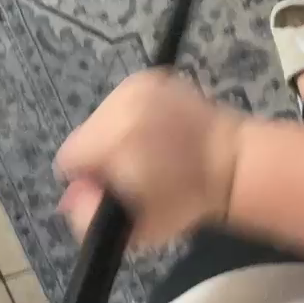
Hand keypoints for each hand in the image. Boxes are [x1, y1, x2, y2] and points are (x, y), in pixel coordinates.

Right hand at [54, 70, 245, 246]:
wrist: (233, 160)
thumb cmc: (187, 199)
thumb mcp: (138, 227)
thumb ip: (92, 218)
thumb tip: (71, 200)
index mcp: (115, 138)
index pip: (70, 156)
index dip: (85, 178)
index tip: (110, 186)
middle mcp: (122, 103)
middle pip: (86, 133)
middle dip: (100, 154)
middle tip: (131, 172)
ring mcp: (138, 84)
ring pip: (103, 115)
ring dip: (115, 133)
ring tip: (146, 151)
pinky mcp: (152, 75)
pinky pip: (124, 99)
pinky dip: (132, 115)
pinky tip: (156, 130)